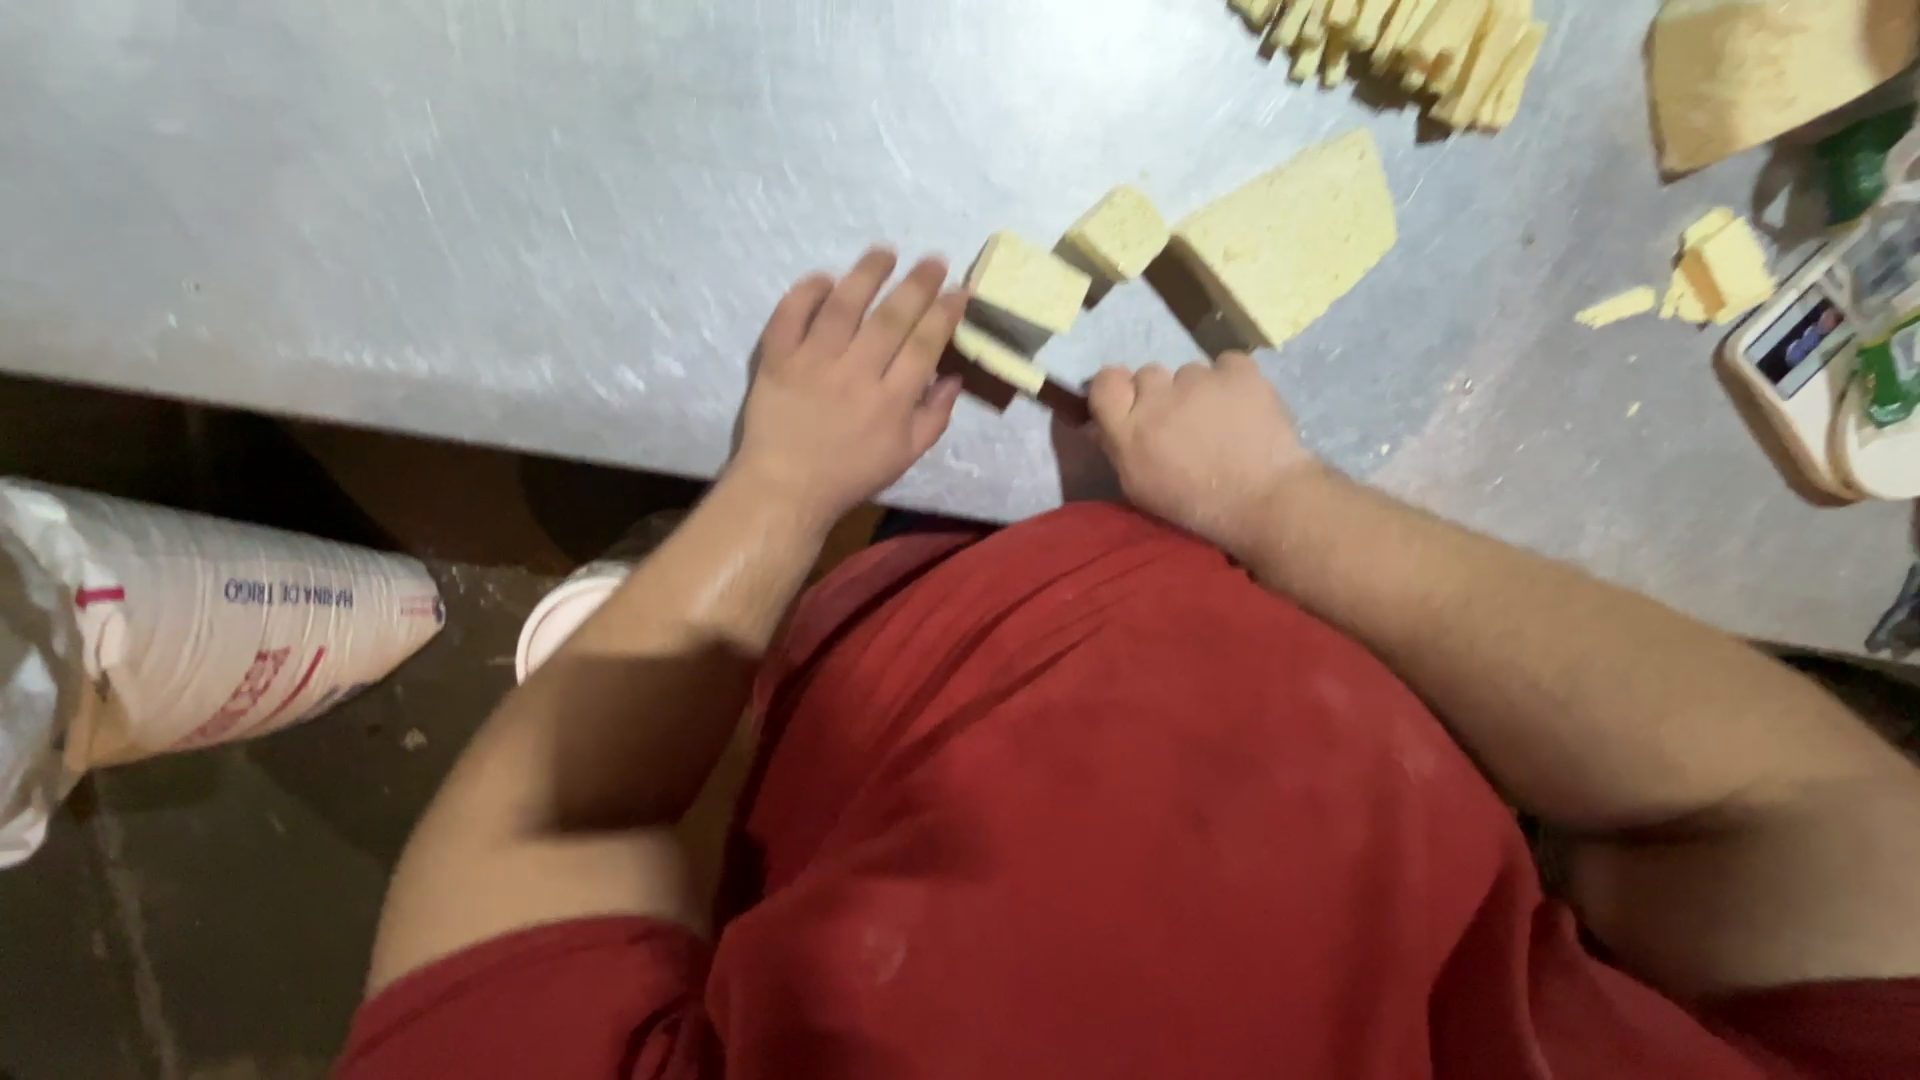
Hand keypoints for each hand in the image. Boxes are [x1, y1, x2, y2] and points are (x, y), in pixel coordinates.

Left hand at [727, 248, 965, 532]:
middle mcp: (856, 372)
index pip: (925, 344)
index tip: (959, 290)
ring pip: (843, 306)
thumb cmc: (851, 474)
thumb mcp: (905, 456)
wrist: (786, 487)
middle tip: (933, 260)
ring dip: (867, 274)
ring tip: (885, 253)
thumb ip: (934, 417)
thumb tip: (953, 378)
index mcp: (891, 399)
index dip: (945, 312)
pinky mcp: (777, 358)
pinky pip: (790, 315)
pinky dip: (806, 292)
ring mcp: (813, 362)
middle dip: (917, 284)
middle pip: (891, 317)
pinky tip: (824, 278)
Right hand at [1088, 352, 1319, 554]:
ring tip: (1218, 420)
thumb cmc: (1194, 504)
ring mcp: (1199, 380)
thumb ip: (1118, 448)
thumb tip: (1101, 423)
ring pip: (1189, 372)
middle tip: (1180, 421)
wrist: (1263, 501)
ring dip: (1198, 390)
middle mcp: (1158, 397)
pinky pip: (1226, 365)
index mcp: (1129, 429)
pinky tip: (1242, 407)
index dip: (1116, 387)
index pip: (1105, 381)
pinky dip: (1232, 381)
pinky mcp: (1238, 371)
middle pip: (1148, 373)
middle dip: (1159, 392)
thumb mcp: (1140, 486)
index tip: (1130, 402)